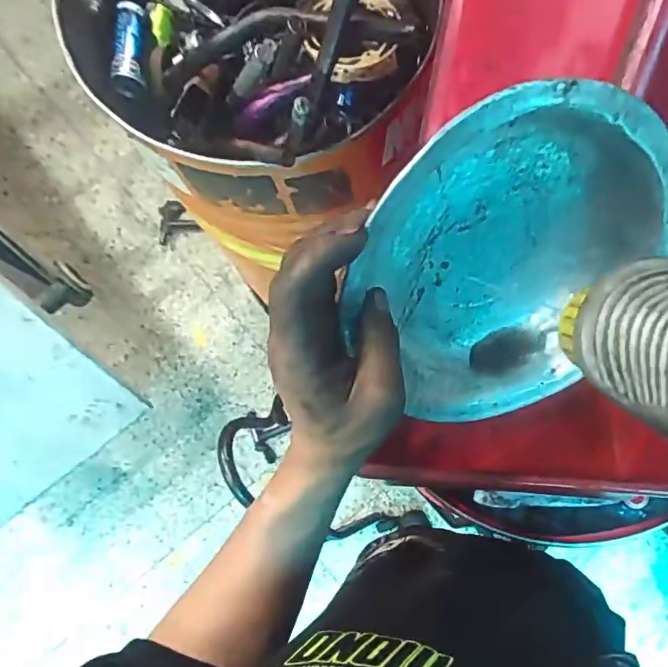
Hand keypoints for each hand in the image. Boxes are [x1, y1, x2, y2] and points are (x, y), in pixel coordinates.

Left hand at [267, 224, 404, 479]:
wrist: (324, 450)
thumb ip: (381, 345)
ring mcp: (291, 326)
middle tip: (370, 216)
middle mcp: (285, 331)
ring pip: (299, 270)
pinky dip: (332, 258)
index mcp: (296, 352)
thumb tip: (375, 294)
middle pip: (292, 270)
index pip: (295, 290)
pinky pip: (312, 281)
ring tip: (366, 222)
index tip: (361, 236)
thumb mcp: (382, 397)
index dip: (323, 256)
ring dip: (328, 241)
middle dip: (326, 237)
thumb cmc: (353, 431)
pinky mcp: (304, 324)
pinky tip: (356, 246)